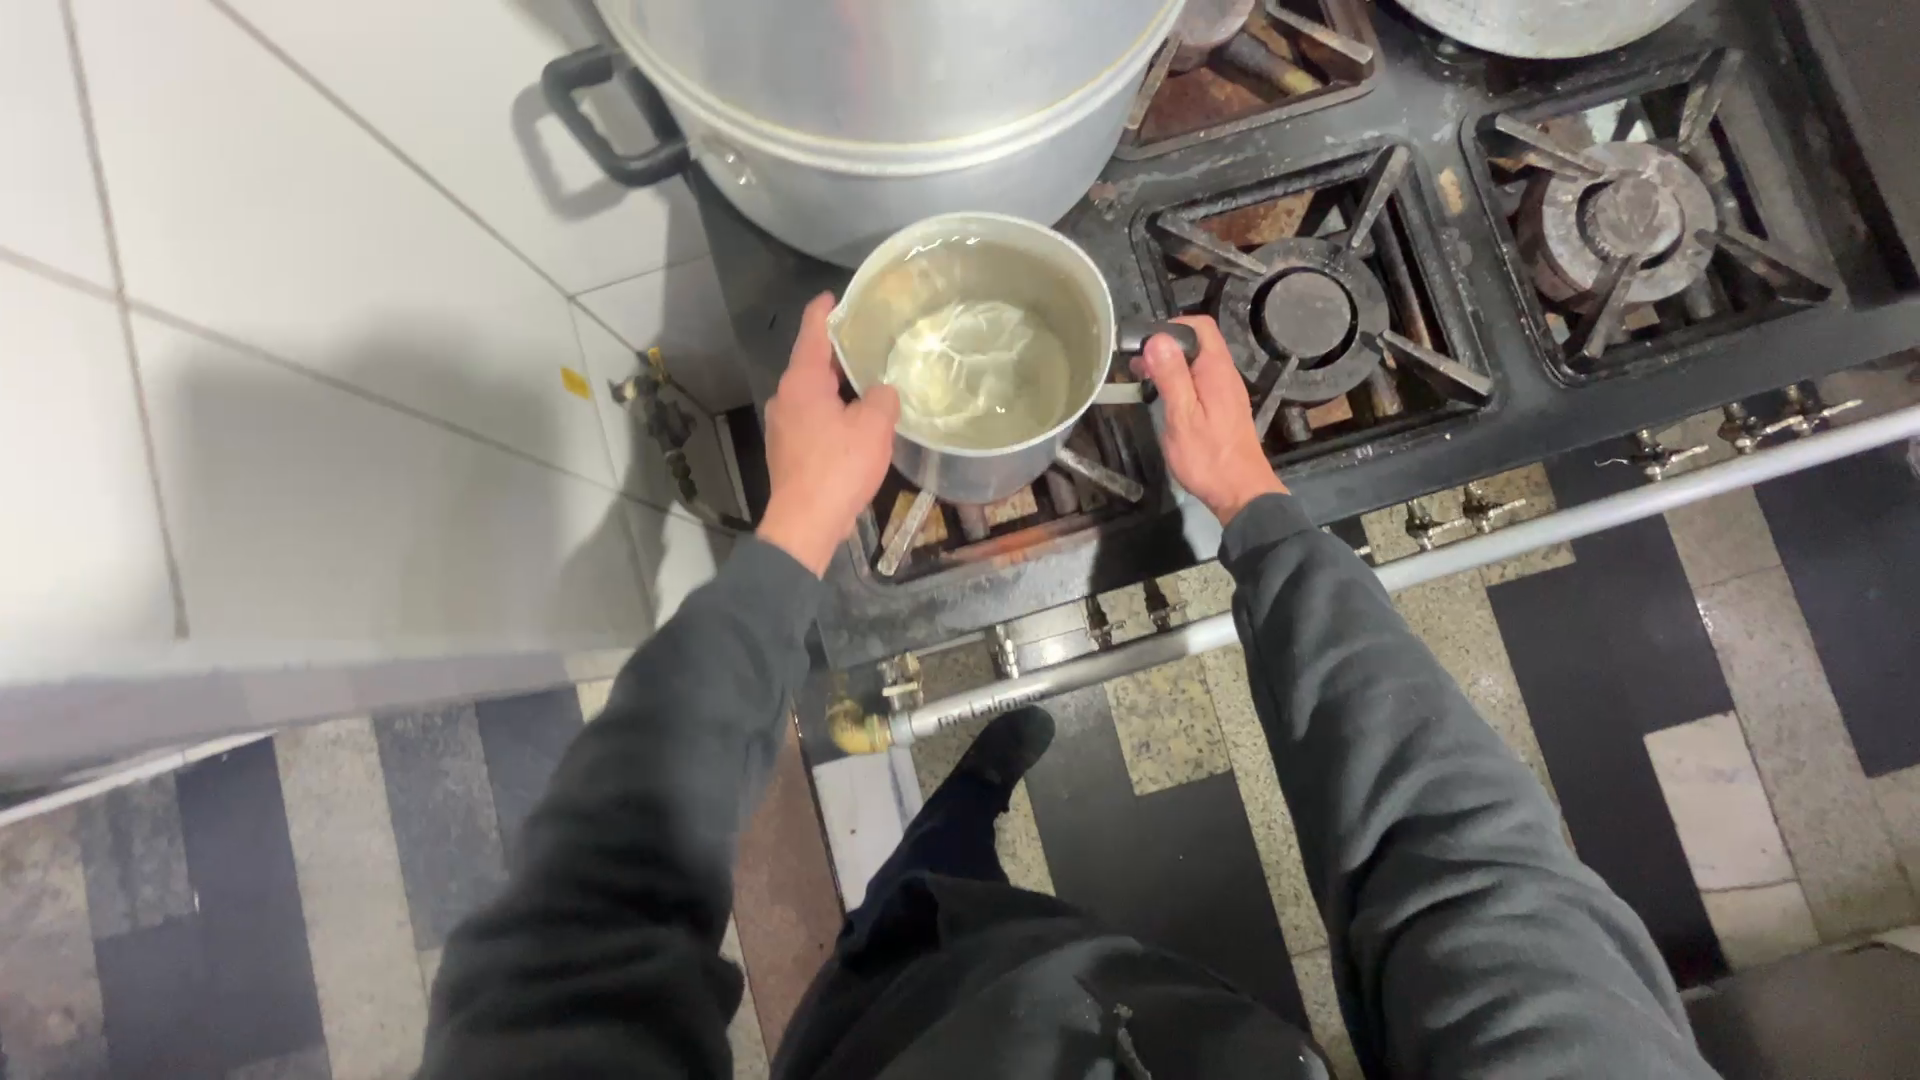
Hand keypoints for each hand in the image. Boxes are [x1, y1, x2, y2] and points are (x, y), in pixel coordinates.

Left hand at [756, 293, 900, 575]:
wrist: (806, 522)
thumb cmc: (839, 467)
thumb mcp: (873, 427)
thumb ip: (882, 399)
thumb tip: (882, 392)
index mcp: (802, 381)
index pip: (812, 331)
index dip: (826, 310)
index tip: (837, 296)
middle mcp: (785, 397)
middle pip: (812, 363)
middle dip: (838, 353)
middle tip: (870, 342)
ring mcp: (782, 425)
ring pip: (813, 394)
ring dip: (837, 386)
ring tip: (868, 382)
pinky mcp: (788, 450)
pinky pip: (812, 418)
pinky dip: (832, 412)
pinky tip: (855, 422)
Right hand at [1133, 316, 1286, 524]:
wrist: (1240, 492)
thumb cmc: (1207, 457)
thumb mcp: (1182, 417)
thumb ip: (1171, 376)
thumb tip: (1158, 339)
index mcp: (1216, 370)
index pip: (1199, 326)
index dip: (1171, 327)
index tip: (1144, 346)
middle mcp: (1224, 374)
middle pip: (1197, 342)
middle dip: (1165, 346)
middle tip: (1137, 367)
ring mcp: (1225, 391)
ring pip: (1197, 362)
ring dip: (1170, 365)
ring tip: (1143, 380)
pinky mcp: (1222, 407)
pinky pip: (1199, 380)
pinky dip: (1179, 381)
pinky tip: (1163, 398)